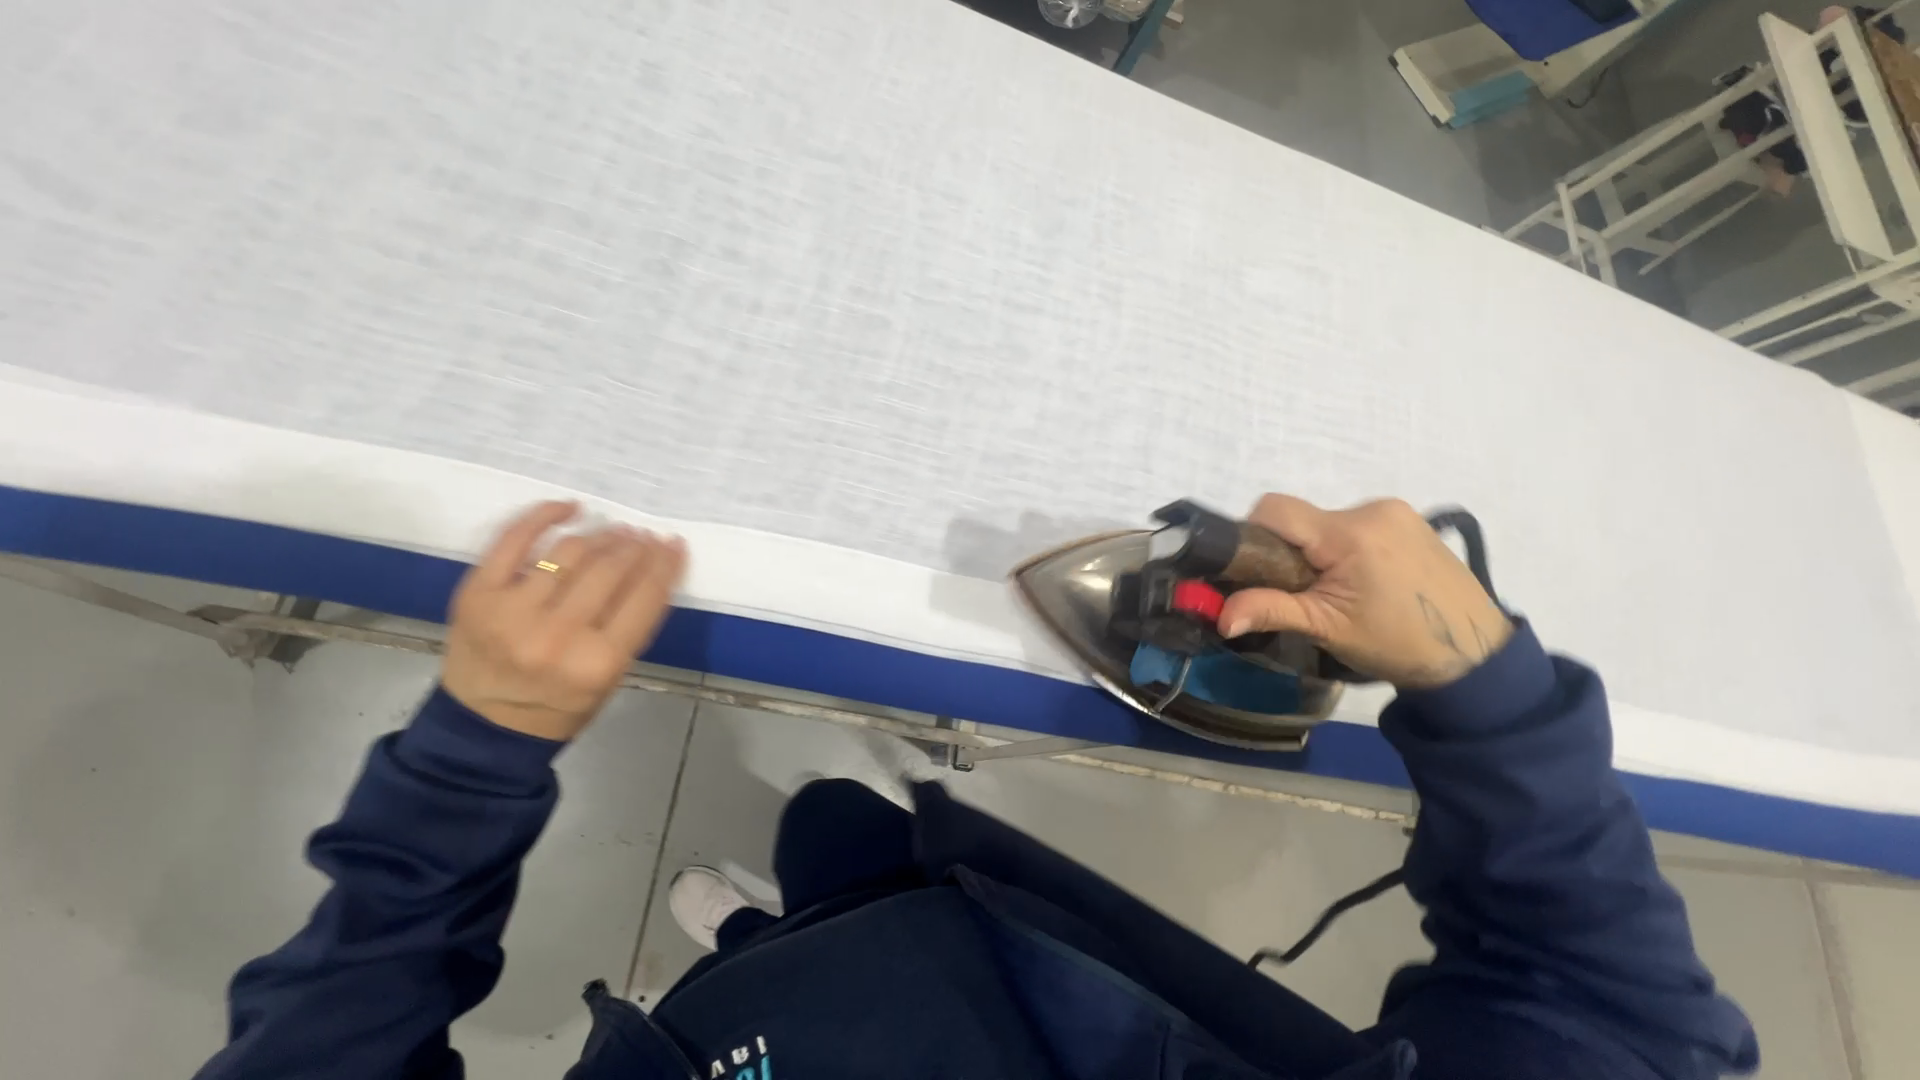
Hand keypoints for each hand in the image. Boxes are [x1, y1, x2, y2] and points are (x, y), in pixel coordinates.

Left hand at [442, 501, 687, 740]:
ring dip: (601, 535)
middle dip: (635, 547)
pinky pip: (512, 541)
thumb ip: (630, 626)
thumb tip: (649, 568)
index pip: (645, 596)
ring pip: (570, 551)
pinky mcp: (478, 594)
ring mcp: (513, 611)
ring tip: (614, 531)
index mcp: (598, 662)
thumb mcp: (612, 677)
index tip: (673, 544)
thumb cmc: (561, 706)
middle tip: (644, 537)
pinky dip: (543, 516)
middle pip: (610, 569)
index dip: (665, 563)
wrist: (486, 727)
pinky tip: (569, 508)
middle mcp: (557, 634)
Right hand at [1217, 495, 1510, 688]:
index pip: (1274, 509)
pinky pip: (1355, 523)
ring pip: (1327, 521)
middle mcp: (1370, 509)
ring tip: (1335, 590)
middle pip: (1301, 518)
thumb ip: (1270, 610)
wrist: (1474, 654)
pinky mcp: (1409, 519)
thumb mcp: (1327, 628)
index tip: (1254, 570)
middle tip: (1299, 591)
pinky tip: (1362, 580)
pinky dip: (1345, 547)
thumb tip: (1221, 616)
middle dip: (1288, 551)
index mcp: (1348, 533)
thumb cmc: (1396, 643)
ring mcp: (1394, 511)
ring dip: (1318, 550)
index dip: (1251, 534)